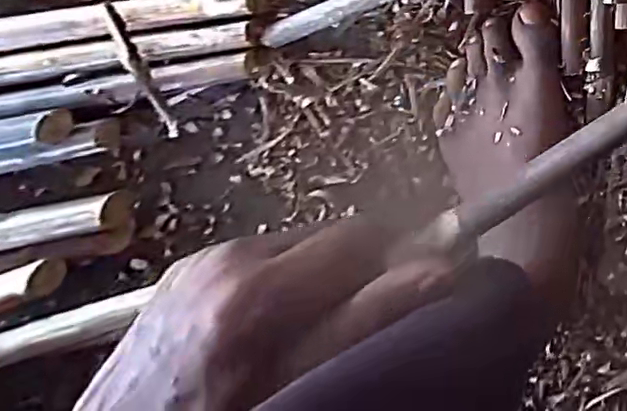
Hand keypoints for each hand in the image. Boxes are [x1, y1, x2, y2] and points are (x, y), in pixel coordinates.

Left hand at [77, 219, 455, 410]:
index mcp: (254, 300)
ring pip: (304, 244)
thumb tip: (442, 271)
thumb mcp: (297, 392)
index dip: (407, 256)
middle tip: (380, 309)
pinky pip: (263, 255)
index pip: (363, 242)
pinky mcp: (184, 270)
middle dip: (367, 265)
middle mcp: (227, 266)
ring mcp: (202, 263)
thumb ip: (367, 326)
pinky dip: (284, 279)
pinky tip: (272, 326)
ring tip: (318, 328)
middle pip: (336, 234)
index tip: (440, 273)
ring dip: (325, 273)